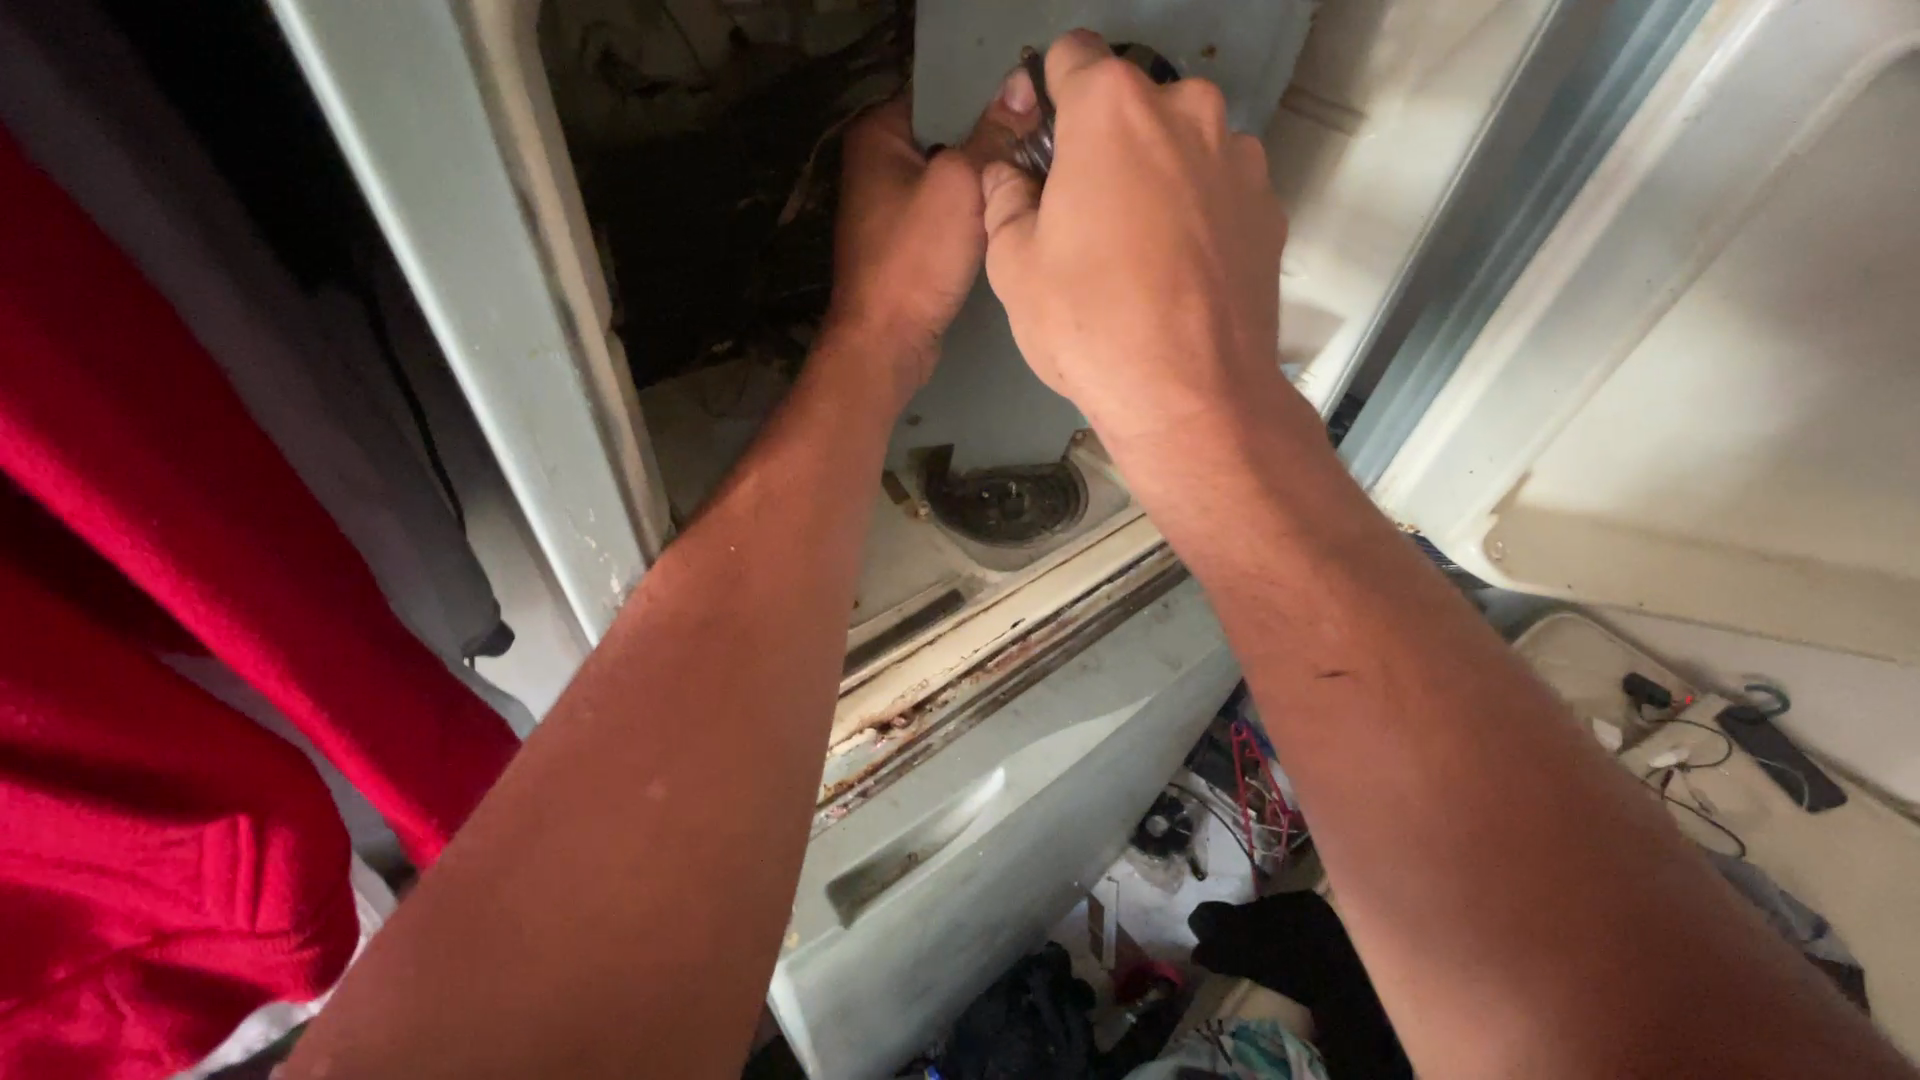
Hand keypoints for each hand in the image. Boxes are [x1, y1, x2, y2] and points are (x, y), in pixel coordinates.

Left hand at [822, 83, 1037, 406]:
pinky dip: (977, 214)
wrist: (888, 341)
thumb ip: (993, 135)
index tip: (1036, 105)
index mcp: (878, 133)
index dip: (989, 96)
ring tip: (1036, 176)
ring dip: (989, 181)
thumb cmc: (915, 258)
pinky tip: (1009, 216)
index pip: (944, 92)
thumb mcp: (961, 185)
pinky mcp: (909, 243)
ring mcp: (892, 206)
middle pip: (951, 135)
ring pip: (956, 178)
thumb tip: (1024, 85)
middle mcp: (879, 162)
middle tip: (1045, 143)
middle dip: (994, 141)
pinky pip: (952, 213)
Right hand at [979, 31, 1287, 444]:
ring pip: (1182, 146)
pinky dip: (1197, 211)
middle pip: (1133, 104)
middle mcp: (1186, 110)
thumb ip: (1004, 201)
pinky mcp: (1269, 207)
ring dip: (1157, 175)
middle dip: (1105, 142)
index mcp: (1112, 109)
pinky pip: (1218, 189)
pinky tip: (1180, 272)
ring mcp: (1238, 157)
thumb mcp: (1012, 266)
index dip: (1050, 94)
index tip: (1047, 143)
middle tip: (1087, 214)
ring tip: (1140, 252)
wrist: (1191, 395)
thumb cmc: (1088, 323)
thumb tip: (1009, 178)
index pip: (1073, 56)